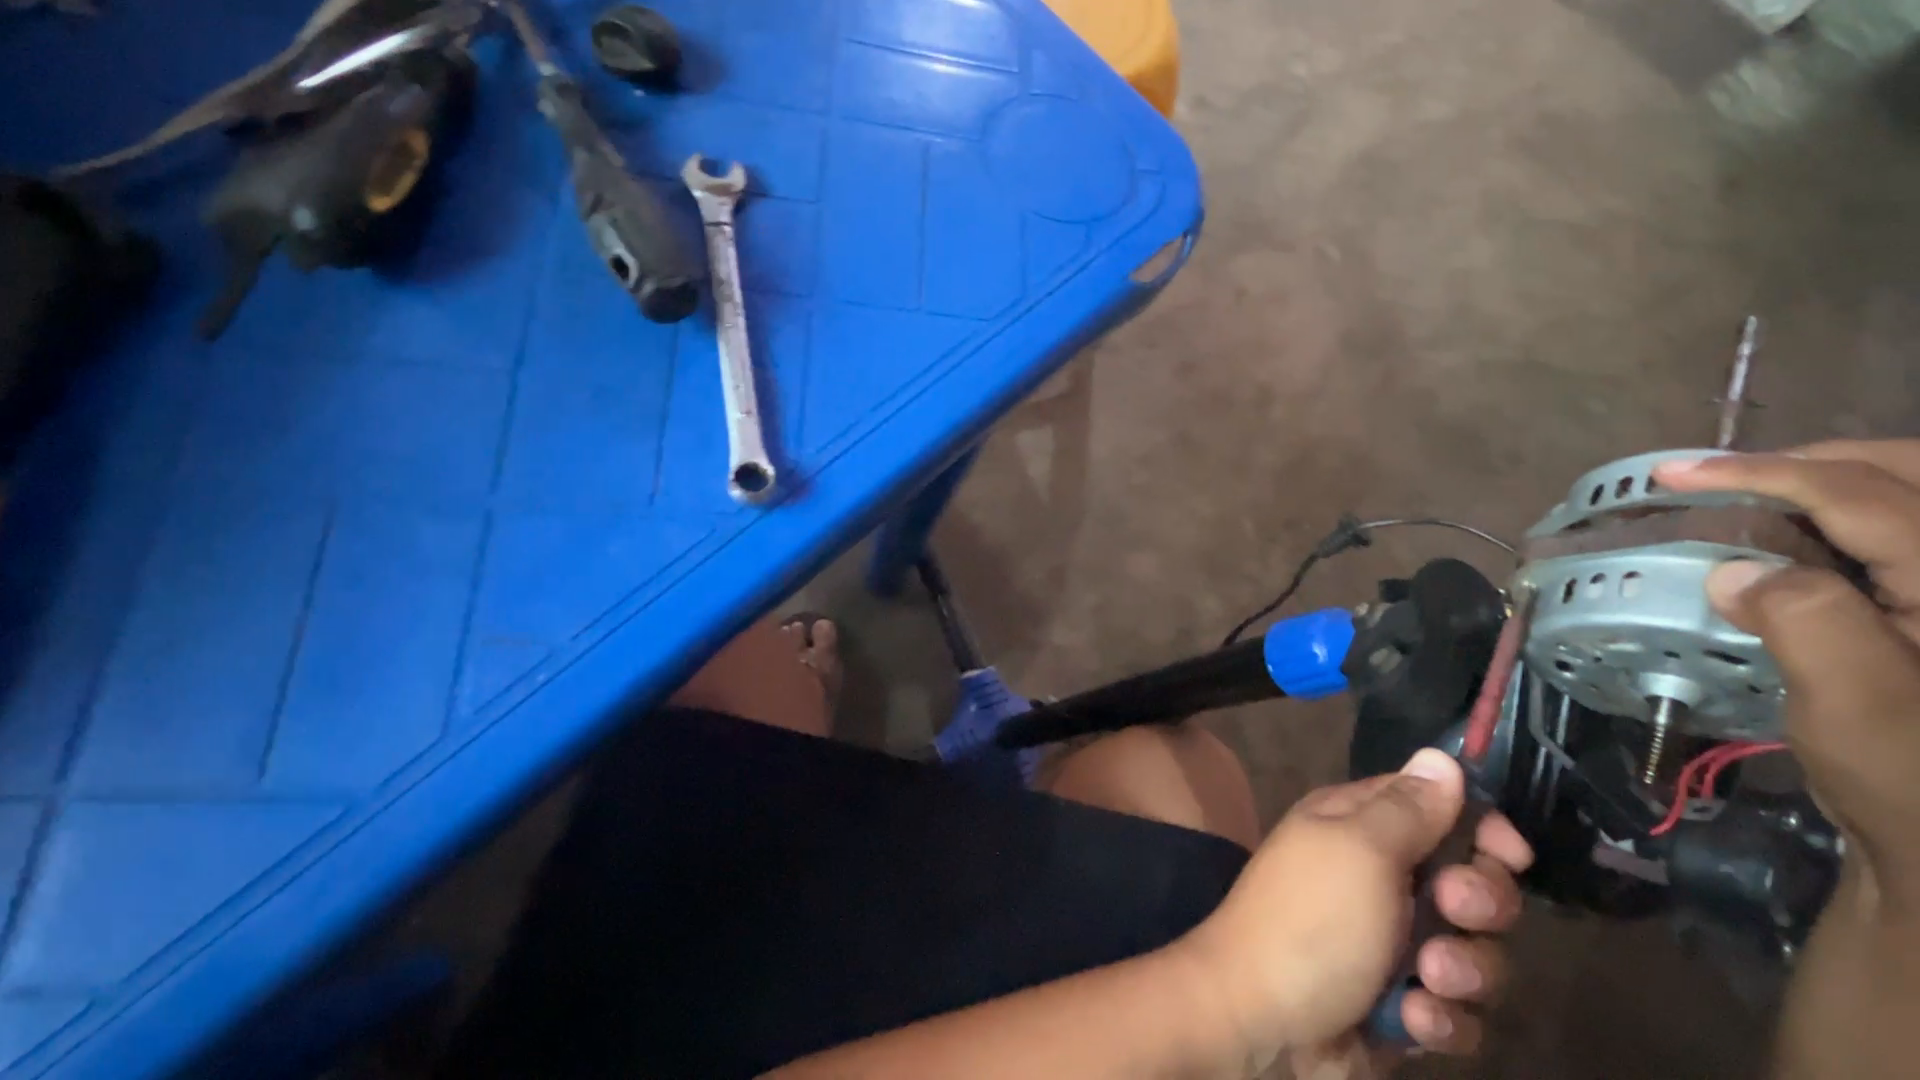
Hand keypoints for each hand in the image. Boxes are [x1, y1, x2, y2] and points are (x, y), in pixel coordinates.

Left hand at [1177, 748, 1531, 1071]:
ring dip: (1462, 970)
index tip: (1507, 854)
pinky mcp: (1403, 1006)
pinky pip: (1456, 1013)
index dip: (1485, 829)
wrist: (1257, 1021)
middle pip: (1475, 884)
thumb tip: (1442, 757)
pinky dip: (1438, 1019)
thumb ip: (1409, 808)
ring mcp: (1394, 947)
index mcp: (1361, 828)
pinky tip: (1408, 1019)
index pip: (1444, 810)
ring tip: (1424, 977)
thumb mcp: (1358, 849)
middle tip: (1452, 909)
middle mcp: (1381, 881)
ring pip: (1477, 954)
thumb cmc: (1308, 920)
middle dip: (1479, 903)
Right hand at [1654, 442, 1919, 913]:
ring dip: (1826, 485)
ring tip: (1747, 498)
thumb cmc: (1910, 786)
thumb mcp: (1857, 710)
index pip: (1866, 498)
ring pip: (1908, 497)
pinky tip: (1792, 542)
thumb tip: (1734, 569)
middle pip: (1909, 473)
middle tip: (1718, 477)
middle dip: (1809, 462)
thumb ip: (1808, 623)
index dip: (1766, 473)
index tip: (1673, 473)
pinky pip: (1899, 535)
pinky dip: (1841, 518)